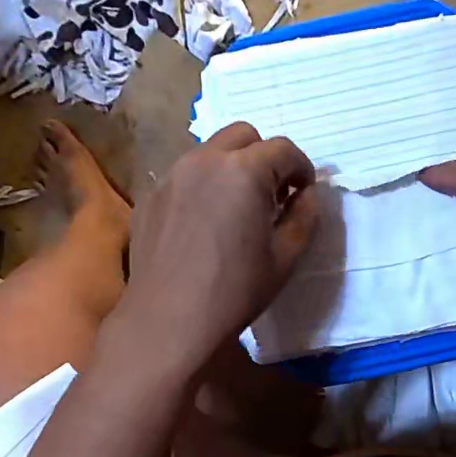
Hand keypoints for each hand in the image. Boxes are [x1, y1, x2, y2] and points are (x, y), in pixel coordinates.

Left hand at [112, 122, 319, 369]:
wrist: (168, 320)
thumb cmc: (234, 291)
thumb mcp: (285, 257)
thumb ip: (304, 216)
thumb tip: (306, 195)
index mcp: (243, 171)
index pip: (283, 149)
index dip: (300, 169)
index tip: (302, 193)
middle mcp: (204, 161)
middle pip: (242, 136)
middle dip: (263, 157)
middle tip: (270, 194)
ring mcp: (170, 177)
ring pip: (208, 153)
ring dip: (229, 168)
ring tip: (234, 208)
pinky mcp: (149, 197)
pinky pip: (182, 177)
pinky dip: (200, 187)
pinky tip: (202, 225)